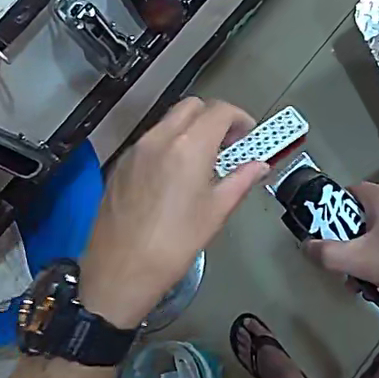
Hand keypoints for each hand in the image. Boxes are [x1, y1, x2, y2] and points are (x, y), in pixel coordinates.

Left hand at [80, 98, 267, 328]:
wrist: (121, 271)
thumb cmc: (171, 245)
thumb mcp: (216, 212)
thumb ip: (241, 180)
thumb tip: (258, 166)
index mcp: (188, 147)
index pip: (220, 111)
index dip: (240, 118)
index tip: (248, 133)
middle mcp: (158, 140)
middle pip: (192, 106)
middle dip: (214, 117)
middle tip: (229, 143)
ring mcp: (136, 151)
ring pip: (168, 121)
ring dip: (190, 129)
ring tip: (205, 161)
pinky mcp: (121, 165)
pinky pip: (150, 141)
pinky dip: (168, 144)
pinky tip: (176, 175)